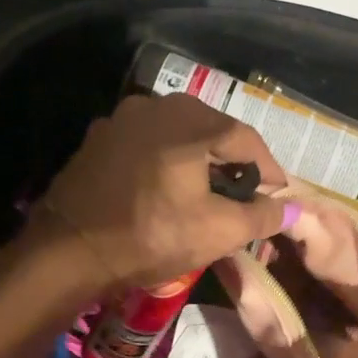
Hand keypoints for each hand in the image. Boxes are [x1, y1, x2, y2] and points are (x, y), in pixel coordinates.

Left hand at [36, 93, 286, 290]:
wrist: (69, 251)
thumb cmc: (152, 236)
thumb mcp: (218, 232)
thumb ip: (260, 216)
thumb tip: (288, 208)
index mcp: (190, 120)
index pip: (246, 138)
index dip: (267, 168)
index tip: (277, 193)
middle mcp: (156, 106)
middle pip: (210, 130)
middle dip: (232, 162)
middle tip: (245, 193)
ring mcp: (121, 120)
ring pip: (176, 136)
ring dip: (197, 160)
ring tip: (208, 193)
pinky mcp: (97, 140)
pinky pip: (146, 145)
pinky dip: (165, 162)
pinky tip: (166, 190)